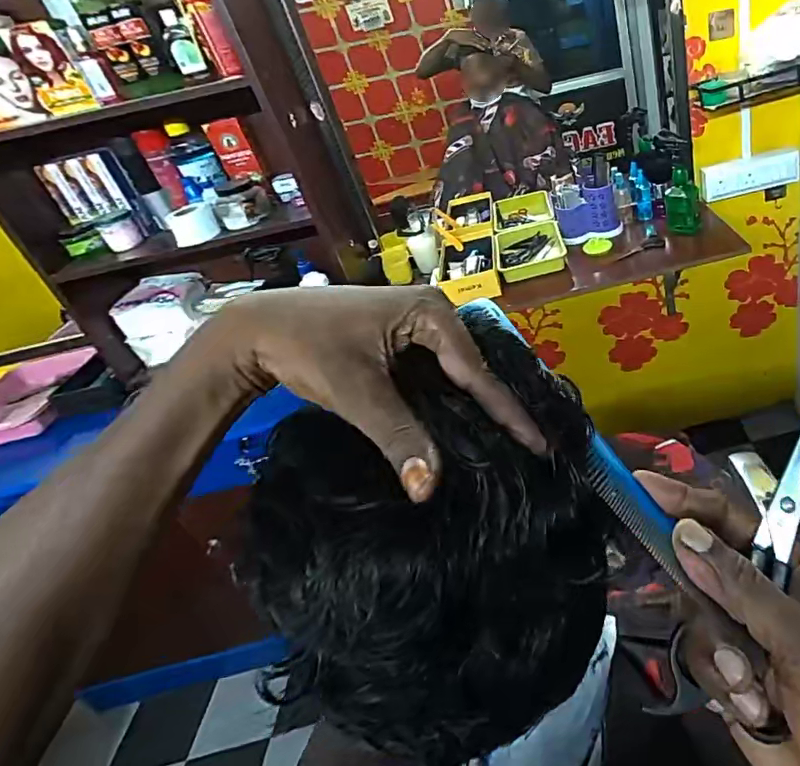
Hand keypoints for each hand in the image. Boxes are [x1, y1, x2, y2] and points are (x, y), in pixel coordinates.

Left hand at [200, 287, 545, 500]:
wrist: (259, 327)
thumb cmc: (309, 346)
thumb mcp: (356, 392)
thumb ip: (397, 435)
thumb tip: (430, 488)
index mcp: (430, 311)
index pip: (476, 370)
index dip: (507, 412)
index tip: (540, 446)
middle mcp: (430, 311)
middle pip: (472, 367)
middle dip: (496, 407)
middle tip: (530, 451)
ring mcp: (413, 324)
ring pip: (452, 372)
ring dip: (470, 407)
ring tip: (504, 445)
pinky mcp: (398, 339)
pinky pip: (432, 372)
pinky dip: (443, 401)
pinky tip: (457, 428)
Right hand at [636, 471, 799, 765]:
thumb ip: (745, 587)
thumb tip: (686, 533)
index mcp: (787, 573)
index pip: (730, 518)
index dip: (688, 500)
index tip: (644, 487)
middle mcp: (757, 597)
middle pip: (697, 564)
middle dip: (699, 595)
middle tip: (713, 618)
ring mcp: (739, 638)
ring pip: (690, 613)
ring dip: (717, 653)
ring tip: (753, 689)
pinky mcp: (724, 677)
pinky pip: (693, 657)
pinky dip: (718, 684)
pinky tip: (753, 710)